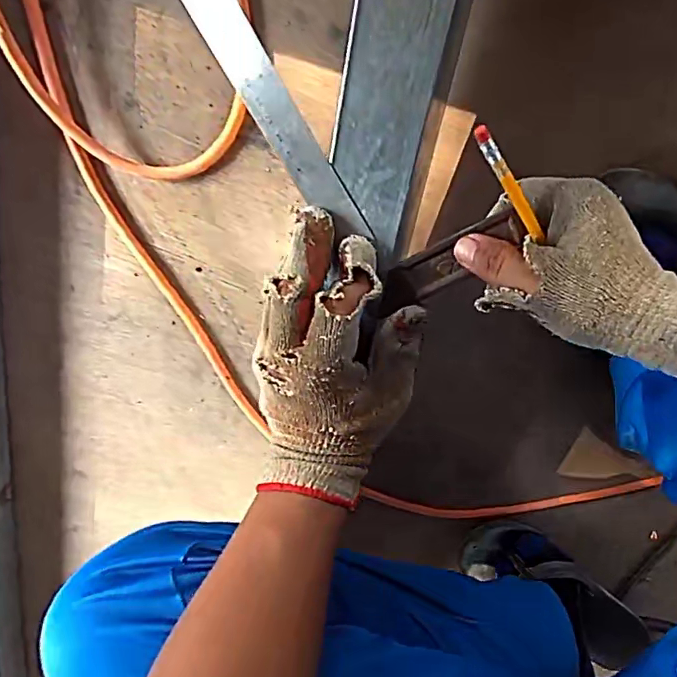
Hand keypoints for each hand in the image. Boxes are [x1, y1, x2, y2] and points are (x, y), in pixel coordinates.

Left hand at [254, 207, 424, 506]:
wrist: (312, 459)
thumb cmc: (353, 429)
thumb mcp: (390, 395)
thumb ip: (399, 350)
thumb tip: (411, 313)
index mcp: (323, 367)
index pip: (336, 307)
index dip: (352, 275)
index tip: (363, 252)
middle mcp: (288, 356)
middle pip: (292, 291)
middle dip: (305, 250)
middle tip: (317, 217)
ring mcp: (271, 352)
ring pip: (276, 295)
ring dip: (292, 260)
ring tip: (306, 228)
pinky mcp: (265, 351)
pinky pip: (272, 308)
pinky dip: (285, 281)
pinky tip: (296, 263)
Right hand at [451, 177, 676, 379]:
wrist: (653, 323)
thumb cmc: (601, 300)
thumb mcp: (536, 282)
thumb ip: (496, 262)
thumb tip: (464, 246)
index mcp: (572, 196)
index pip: (514, 196)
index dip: (497, 230)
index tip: (498, 259)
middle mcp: (590, 200)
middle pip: (529, 219)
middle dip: (519, 252)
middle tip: (525, 283)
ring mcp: (602, 222)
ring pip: (548, 238)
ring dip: (539, 265)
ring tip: (548, 292)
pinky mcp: (610, 244)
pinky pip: (569, 249)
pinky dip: (560, 270)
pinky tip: (565, 293)